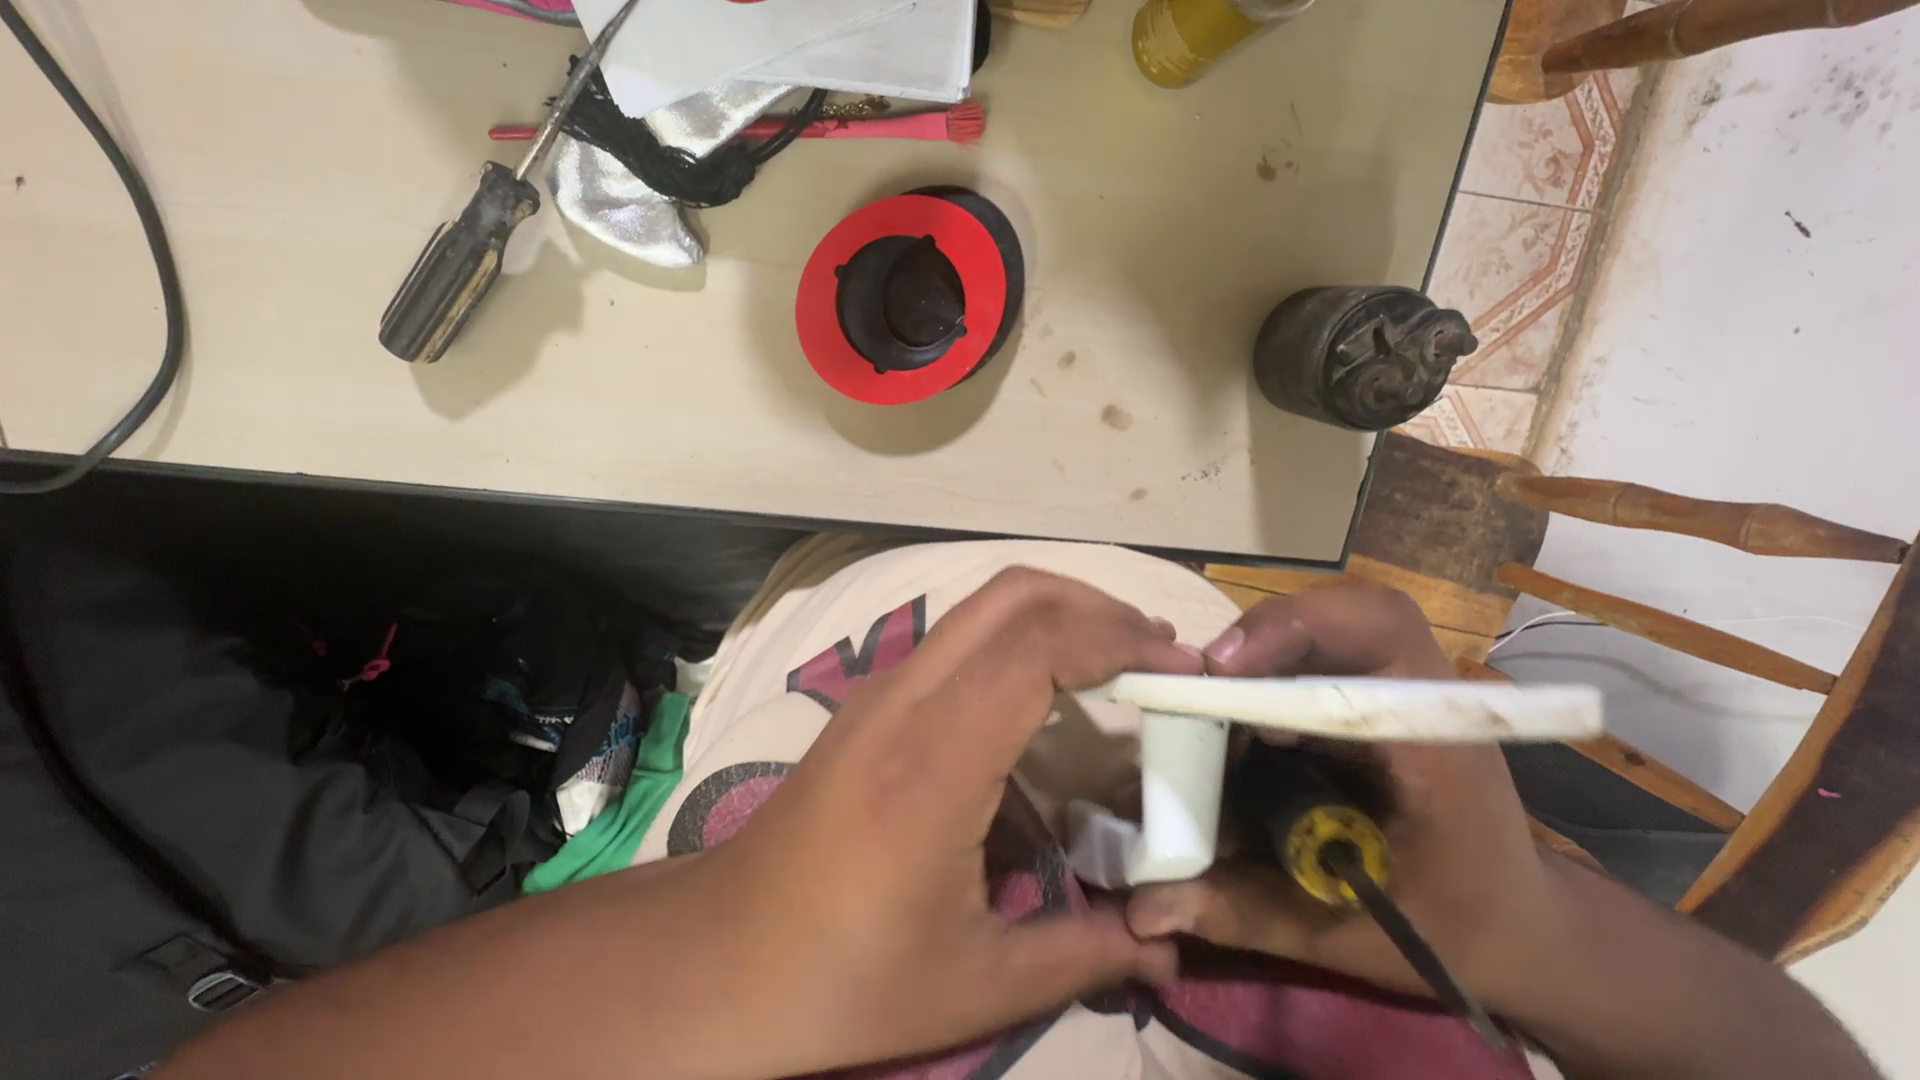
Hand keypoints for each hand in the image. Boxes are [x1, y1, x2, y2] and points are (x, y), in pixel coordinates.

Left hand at [677, 568, 1203, 1076]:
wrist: (720, 958)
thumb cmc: (844, 977)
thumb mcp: (979, 984)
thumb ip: (1086, 954)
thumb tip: (1171, 944)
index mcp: (934, 764)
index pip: (1036, 648)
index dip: (1118, 640)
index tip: (1181, 667)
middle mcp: (903, 704)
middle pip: (1011, 596)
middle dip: (1097, 606)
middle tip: (1159, 654)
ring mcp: (878, 694)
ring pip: (980, 608)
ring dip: (1058, 615)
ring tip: (1119, 665)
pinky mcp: (867, 705)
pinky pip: (957, 640)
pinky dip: (1019, 640)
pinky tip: (1047, 697)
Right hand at [1124, 584, 1568, 1011]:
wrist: (1515, 928)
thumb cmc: (1454, 928)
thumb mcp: (1349, 933)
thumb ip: (1246, 912)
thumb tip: (1143, 905)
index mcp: (1433, 734)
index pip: (1380, 628)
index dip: (1295, 627)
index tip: (1224, 670)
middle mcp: (1402, 694)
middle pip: (1320, 622)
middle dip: (1243, 657)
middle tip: (1182, 708)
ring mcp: (1374, 696)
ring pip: (1293, 647)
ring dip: (1233, 687)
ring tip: (1192, 742)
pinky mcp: (1348, 709)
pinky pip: (1285, 682)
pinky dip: (1240, 709)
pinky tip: (1218, 754)